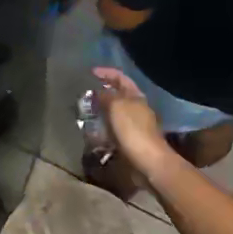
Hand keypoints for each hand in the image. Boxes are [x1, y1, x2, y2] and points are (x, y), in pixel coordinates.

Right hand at [91, 67, 176, 181]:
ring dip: (99, 111)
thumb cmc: (133, 129)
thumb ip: (106, 95)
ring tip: (84, 112)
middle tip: (84, 94)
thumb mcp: (116, 106)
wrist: (148, 161)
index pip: (120, 78)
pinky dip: (101, 128)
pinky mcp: (129, 140)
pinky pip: (112, 130)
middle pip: (117, 95)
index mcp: (135, 96)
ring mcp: (133, 125)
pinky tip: (91, 132)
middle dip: (101, 92)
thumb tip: (97, 91)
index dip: (106, 73)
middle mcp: (136, 107)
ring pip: (113, 113)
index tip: (90, 72)